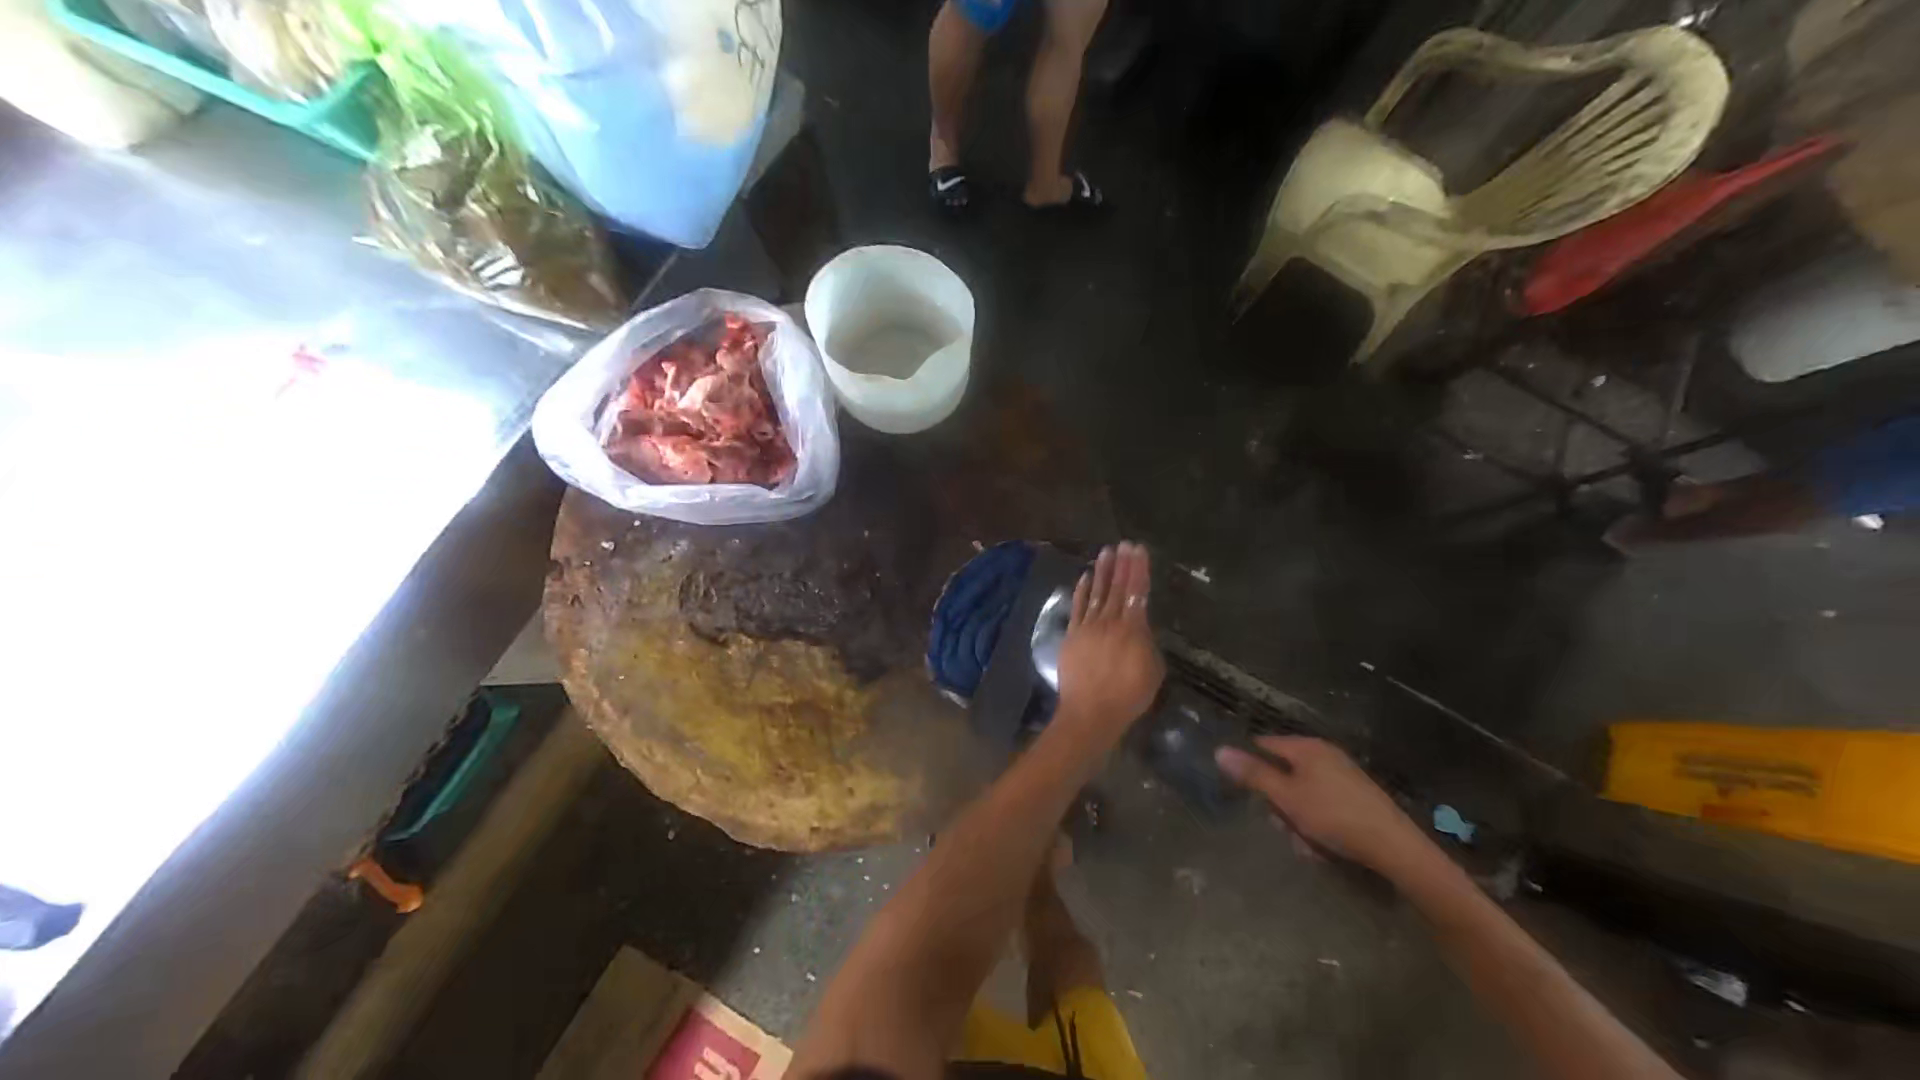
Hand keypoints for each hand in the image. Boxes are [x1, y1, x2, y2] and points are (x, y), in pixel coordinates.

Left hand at [1055, 542, 1163, 731]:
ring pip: (1097, 593)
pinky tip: (1085, 577)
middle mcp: (1109, 622)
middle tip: (1124, 544)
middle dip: (1122, 565)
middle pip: (1117, 588)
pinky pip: (1078, 608)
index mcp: (1133, 629)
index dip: (1138, 570)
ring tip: (1106, 552)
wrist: (1091, 712)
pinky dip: (1082, 591)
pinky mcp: (1072, 635)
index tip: (1138, 550)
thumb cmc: (1129, 696)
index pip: (1137, 592)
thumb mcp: (1152, 670)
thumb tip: (1141, 629)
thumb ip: (1146, 643)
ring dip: (1102, 572)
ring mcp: (1088, 627)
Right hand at [1215, 736, 1430, 874]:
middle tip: (1282, 826)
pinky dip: (1317, 826)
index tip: (1242, 789)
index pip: (1264, 745)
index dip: (1250, 765)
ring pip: (1302, 797)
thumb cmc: (1333, 816)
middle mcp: (1325, 756)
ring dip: (1297, 822)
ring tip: (1306, 845)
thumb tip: (1219, 750)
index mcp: (1307, 748)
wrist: (1395, 848)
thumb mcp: (1286, 797)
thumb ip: (1253, 774)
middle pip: (1283, 775)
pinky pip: (1322, 808)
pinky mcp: (1356, 799)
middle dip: (1278, 804)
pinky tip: (1322, 847)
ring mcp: (1343, 777)